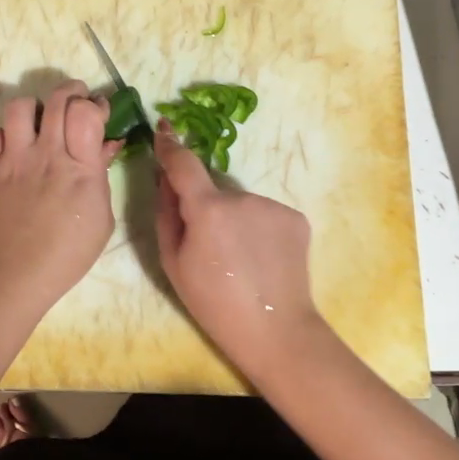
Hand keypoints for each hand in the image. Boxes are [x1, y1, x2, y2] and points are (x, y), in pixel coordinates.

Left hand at [0, 80, 122, 324]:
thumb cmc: (68, 253)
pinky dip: (7, 133)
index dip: (95, 105)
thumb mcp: (101, 217)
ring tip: (43, 121)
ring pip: (20, 107)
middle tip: (77, 102)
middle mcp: (46, 154)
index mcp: (80, 167)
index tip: (101, 113)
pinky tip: (17, 147)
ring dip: (35, 107)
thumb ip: (101, 175)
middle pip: (57, 100)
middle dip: (71, 92)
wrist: (16, 274)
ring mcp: (15, 160)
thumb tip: (106, 145)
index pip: (85, 112)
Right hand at [153, 122, 317, 367]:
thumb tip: (164, 179)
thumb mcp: (173, 262)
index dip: (170, 146)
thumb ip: (166, 213)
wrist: (274, 330)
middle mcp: (243, 197)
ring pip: (242, 205)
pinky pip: (266, 215)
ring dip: (234, 221)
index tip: (163, 129)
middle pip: (214, 192)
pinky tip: (261, 260)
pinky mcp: (296, 218)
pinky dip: (259, 231)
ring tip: (239, 261)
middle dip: (206, 208)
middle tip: (209, 249)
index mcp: (208, 209)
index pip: (184, 163)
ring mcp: (273, 205)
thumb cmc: (213, 303)